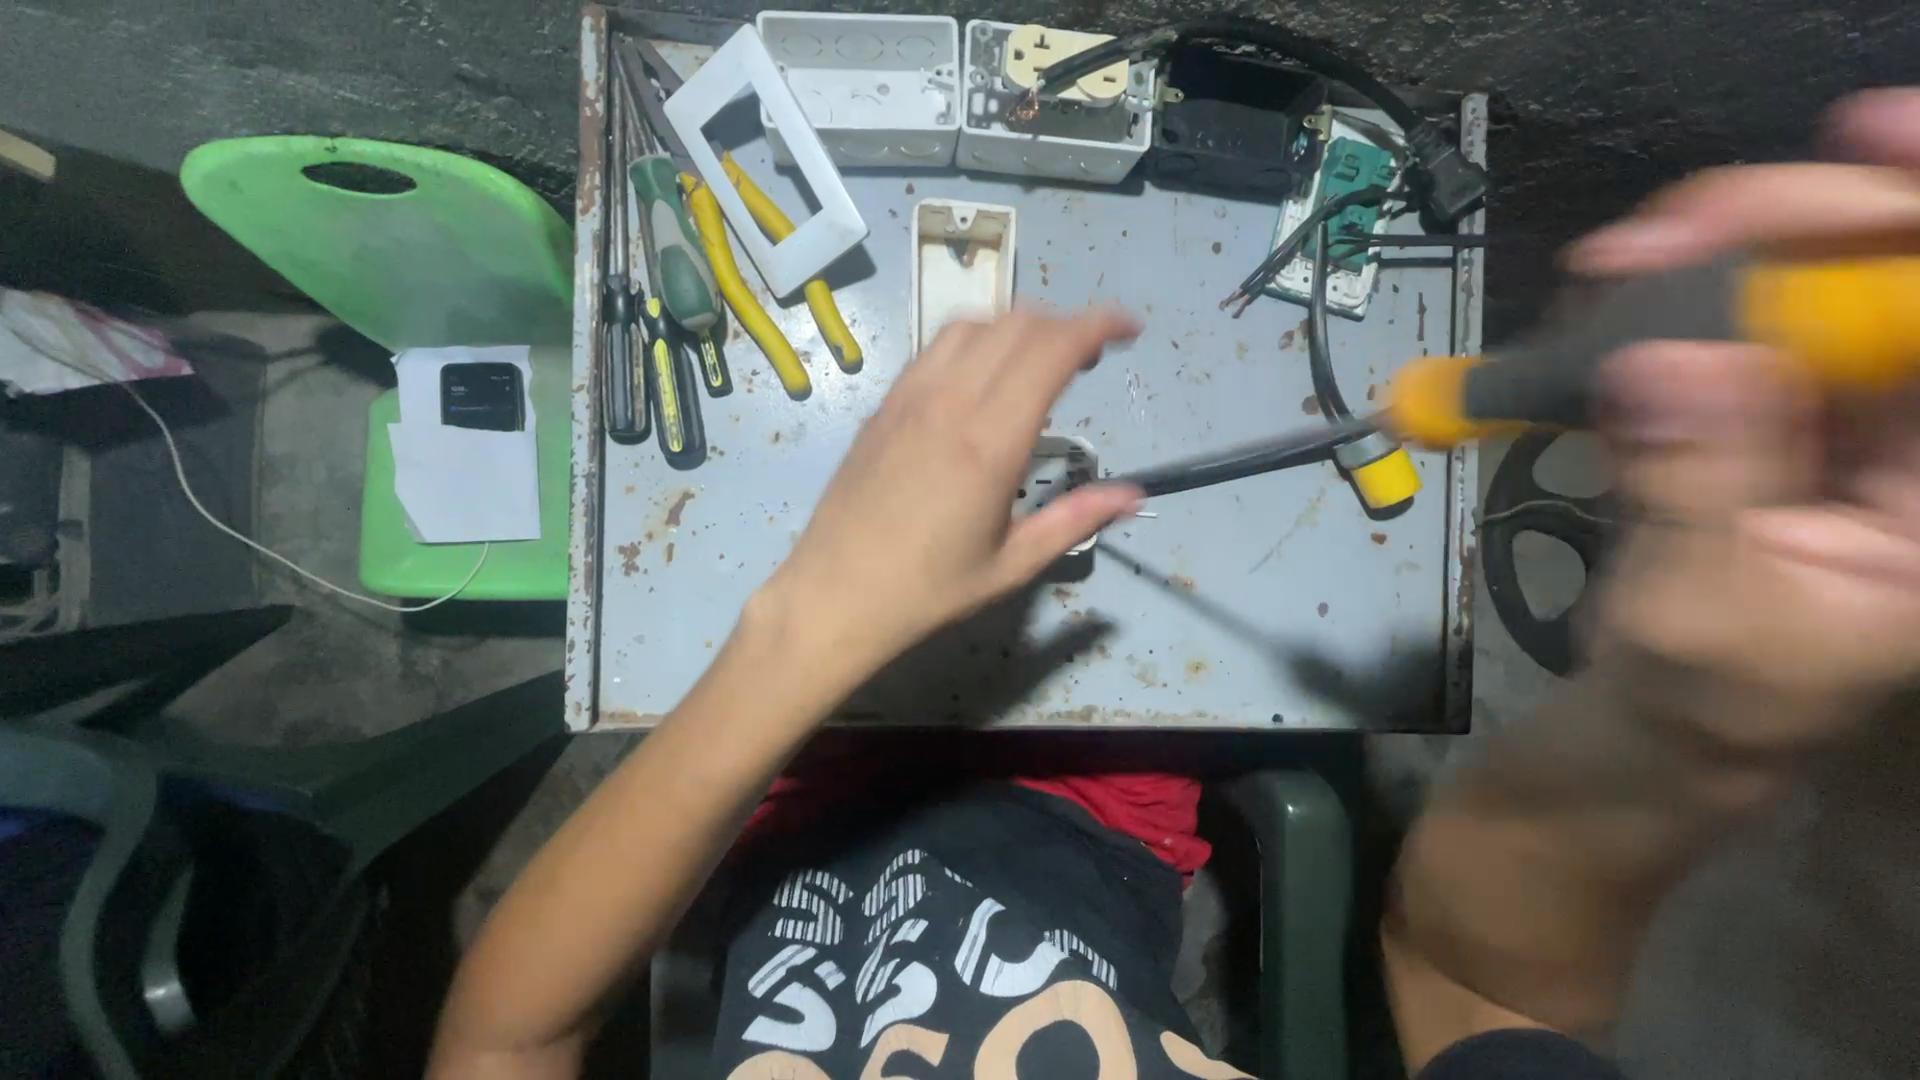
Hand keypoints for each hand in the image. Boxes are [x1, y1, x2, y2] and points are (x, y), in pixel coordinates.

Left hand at [757, 308, 1142, 678]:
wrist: (835, 595)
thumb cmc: (928, 590)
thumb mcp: (1011, 565)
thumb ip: (1075, 520)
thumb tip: (1134, 494)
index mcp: (990, 442)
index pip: (1052, 350)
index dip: (1098, 326)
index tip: (1128, 329)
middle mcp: (949, 402)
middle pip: (1017, 325)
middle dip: (1066, 323)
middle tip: (1091, 356)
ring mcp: (909, 398)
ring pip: (972, 325)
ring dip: (1017, 326)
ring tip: (1038, 359)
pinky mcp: (884, 405)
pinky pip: (934, 348)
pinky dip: (974, 341)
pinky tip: (981, 376)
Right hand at [1565, 89, 1919, 754]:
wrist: (1663, 710)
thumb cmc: (1709, 689)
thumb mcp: (1703, 608)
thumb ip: (1693, 492)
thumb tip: (1661, 366)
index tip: (1858, 138)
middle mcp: (1912, 422)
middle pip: (1886, 274)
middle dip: (1784, 225)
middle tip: (1655, 235)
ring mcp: (1829, 410)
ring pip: (1795, 286)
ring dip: (1700, 258)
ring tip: (1604, 269)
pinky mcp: (1748, 412)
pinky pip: (1714, 329)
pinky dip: (1651, 306)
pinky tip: (1600, 305)